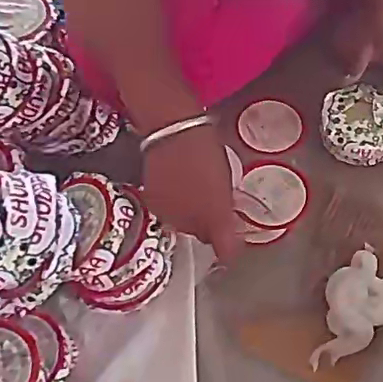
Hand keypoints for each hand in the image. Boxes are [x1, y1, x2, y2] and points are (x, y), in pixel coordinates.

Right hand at [141, 121, 246, 263]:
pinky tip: (177, 187)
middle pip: (201, 235)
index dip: (228, 247)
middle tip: (212, 202)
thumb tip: (228, 232)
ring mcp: (169, 216)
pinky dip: (173, 206)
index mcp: (215, 220)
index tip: (231, 240)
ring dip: (189, 216)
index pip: (224, 249)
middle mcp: (190, 226)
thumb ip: (226, 210)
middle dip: (207, 225)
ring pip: (183, 225)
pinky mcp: (152, 204)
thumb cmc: (208, 153)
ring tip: (193, 191)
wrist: (175, 132)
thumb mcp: (225, 182)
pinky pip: (167, 213)